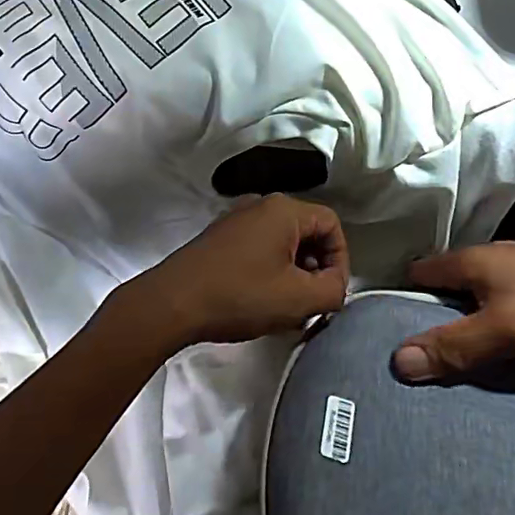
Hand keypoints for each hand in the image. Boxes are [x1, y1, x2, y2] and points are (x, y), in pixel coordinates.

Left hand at [108, 194, 349, 352]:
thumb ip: (334, 290)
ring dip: (293, 275)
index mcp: (281, 210)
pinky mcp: (220, 239)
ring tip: (287, 308)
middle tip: (311, 303)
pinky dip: (270, 273)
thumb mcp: (299, 298)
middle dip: (316, 269)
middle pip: (307, 233)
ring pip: (283, 245)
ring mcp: (235, 221)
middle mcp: (258, 205)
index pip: (331, 224)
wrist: (175, 301)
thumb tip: (334, 285)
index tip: (331, 292)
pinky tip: (262, 303)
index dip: (340, 260)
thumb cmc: (240, 295)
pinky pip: (259, 250)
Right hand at [391, 242, 514, 382]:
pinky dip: (510, 311)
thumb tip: (396, 361)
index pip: (419, 272)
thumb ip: (452, 347)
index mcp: (472, 259)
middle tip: (438, 344)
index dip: (406, 295)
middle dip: (442, 307)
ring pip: (487, 287)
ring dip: (478, 311)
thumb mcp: (505, 332)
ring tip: (479, 345)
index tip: (400, 326)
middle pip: (452, 280)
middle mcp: (496, 254)